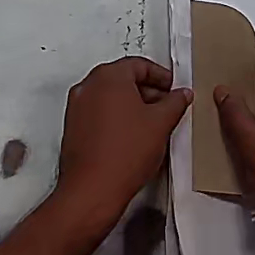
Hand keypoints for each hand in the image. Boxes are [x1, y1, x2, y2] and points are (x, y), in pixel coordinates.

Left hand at [54, 57, 190, 227]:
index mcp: (109, 77)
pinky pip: (98, 111)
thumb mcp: (161, 123)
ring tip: (152, 122)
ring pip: (110, 95)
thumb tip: (182, 94)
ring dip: (132, 103)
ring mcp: (77, 106)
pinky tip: (132, 135)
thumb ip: (175, 102)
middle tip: (167, 104)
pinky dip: (116, 116)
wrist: (92, 190)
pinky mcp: (72, 127)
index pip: (139, 65)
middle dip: (147, 89)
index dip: (161, 76)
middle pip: (123, 78)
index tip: (174, 88)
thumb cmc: (126, 152)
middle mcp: (88, 86)